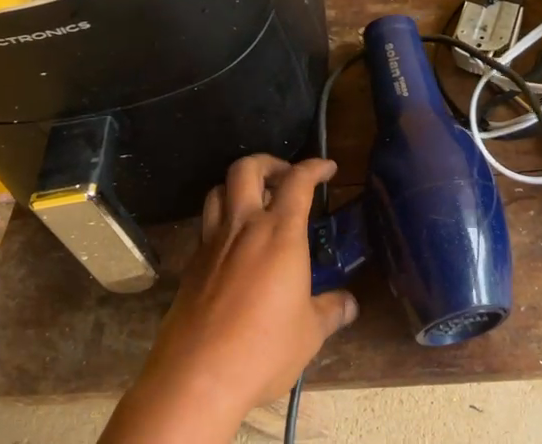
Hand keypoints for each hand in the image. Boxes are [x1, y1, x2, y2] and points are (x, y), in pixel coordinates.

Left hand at [103, 155, 357, 442]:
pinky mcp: (190, 266)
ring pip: (218, 191)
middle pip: (246, 169)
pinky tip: (234, 246)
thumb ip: (331, 310)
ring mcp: (212, 244)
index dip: (314, 167)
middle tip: (285, 177)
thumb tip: (350, 303)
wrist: (196, 378)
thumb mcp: (309, 333)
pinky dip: (221, 222)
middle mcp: (243, 227)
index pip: (298, 181)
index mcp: (280, 233)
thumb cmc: (263, 349)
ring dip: (238, 187)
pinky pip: (206, 227)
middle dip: (268, 163)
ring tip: (254, 203)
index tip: (327, 168)